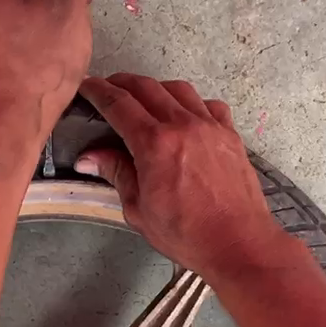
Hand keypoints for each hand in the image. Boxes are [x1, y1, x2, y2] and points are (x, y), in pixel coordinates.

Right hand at [74, 74, 295, 281]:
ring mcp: (210, 127)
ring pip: (178, 90)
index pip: (118, 104)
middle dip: (122, 83)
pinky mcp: (230, 135)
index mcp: (155, 144)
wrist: (237, 243)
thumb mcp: (139, 208)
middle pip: (146, 88)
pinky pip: (208, 105)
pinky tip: (185, 114)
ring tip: (144, 98)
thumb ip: (116, 174)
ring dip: (156, 88)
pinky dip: (191, 102)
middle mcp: (183, 126)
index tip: (88, 86)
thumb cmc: (189, 234)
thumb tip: (90, 159)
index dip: (98, 90)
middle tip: (109, 87)